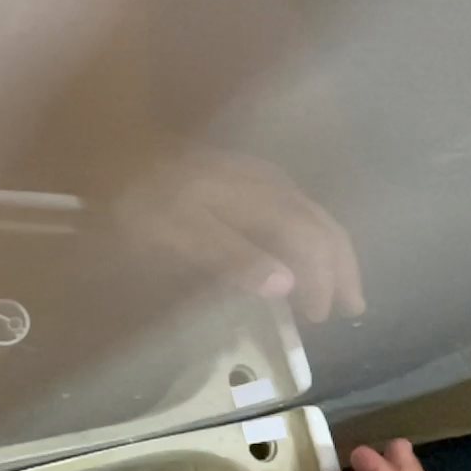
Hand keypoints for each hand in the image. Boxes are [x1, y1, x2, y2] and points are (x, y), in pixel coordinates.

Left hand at [112, 139, 364, 322]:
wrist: (120, 151)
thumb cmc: (142, 201)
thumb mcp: (177, 235)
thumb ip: (231, 256)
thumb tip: (286, 284)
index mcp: (263, 200)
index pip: (311, 244)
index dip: (320, 282)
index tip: (317, 319)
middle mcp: (275, 185)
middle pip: (324, 227)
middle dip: (341, 269)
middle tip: (350, 309)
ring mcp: (263, 178)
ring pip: (316, 217)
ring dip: (330, 255)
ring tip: (334, 289)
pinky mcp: (248, 179)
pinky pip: (296, 211)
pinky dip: (308, 239)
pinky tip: (300, 257)